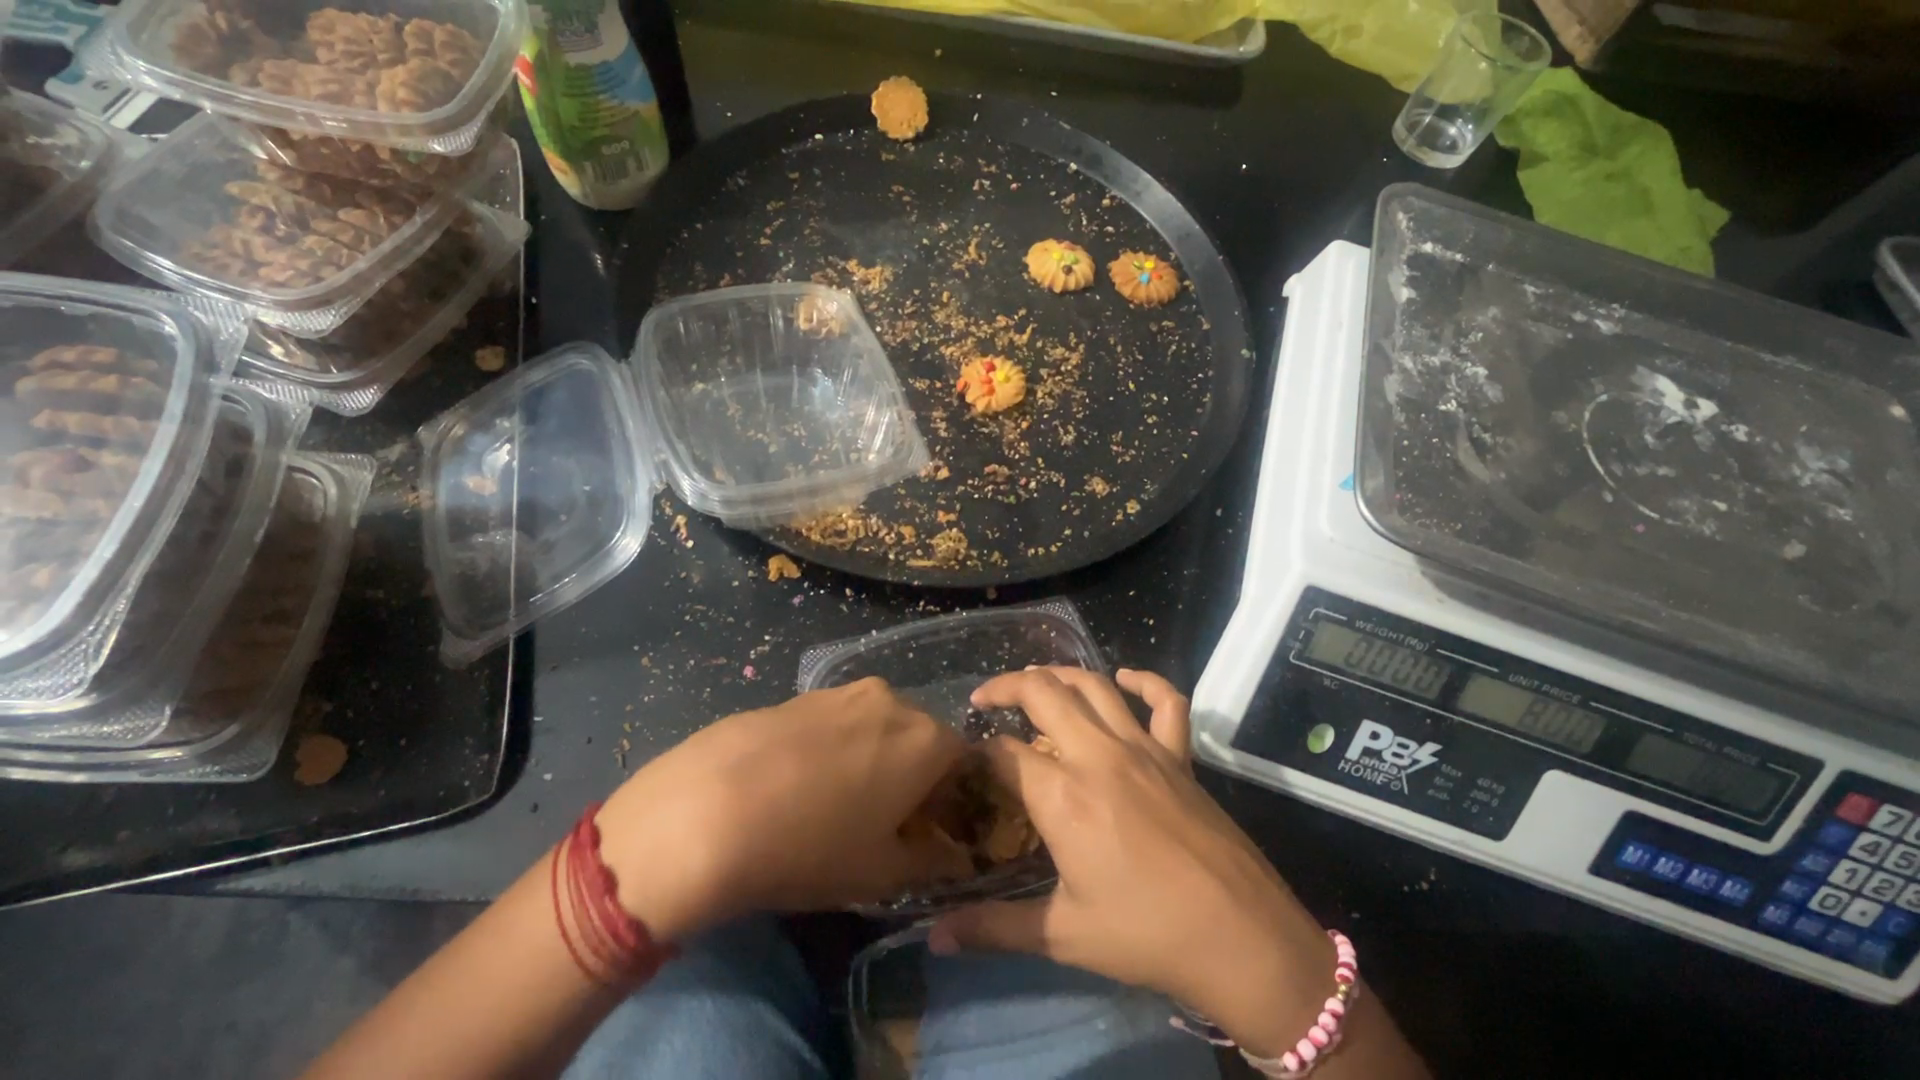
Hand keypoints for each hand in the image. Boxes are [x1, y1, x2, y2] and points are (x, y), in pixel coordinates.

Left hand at [594, 678, 972, 941]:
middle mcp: (891, 701)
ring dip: (870, 760)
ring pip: (873, 727)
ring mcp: (837, 692)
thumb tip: (955, 859)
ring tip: (833, 805)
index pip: (963, 764)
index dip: (951, 802)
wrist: (703, 813)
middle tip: (882, 824)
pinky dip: (829, 750)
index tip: (927, 836)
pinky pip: (831, 723)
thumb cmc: (810, 848)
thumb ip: (932, 863)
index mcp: (926, 739)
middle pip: (919, 738)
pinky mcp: (792, 695)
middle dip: (913, 776)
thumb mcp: (881, 874)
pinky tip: (794, 787)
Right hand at [927, 667, 1334, 1053]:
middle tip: (985, 700)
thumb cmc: (1146, 935)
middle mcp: (1099, 756)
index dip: (976, 752)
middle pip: (1043, 695)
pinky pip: (1167, 703)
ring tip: (1034, 680)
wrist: (1241, 938)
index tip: (964, 762)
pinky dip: (1144, 681)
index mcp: (1062, 796)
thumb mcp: (1061, 935)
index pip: (1004, 754)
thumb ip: (992, 928)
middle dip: (1006, 688)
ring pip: (1094, 686)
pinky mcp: (1181, 759)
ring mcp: (1145, 751)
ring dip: (1058, 674)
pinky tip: (1124, 679)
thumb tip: (934, 939)